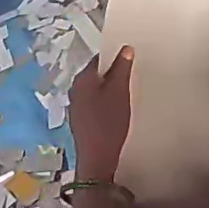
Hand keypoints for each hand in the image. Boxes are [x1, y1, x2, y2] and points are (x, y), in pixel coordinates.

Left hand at [70, 47, 133, 181]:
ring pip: (96, 89)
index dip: (115, 56)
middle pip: (97, 74)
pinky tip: (118, 108)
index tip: (131, 58)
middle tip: (133, 74)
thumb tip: (125, 48)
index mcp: (82, 79)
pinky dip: (106, 101)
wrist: (97, 158)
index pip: (99, 58)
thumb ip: (122, 68)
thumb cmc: (108, 122)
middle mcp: (75, 89)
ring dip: (110, 88)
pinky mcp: (81, 120)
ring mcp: (76, 106)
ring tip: (128, 91)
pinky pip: (94, 102)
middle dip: (113, 73)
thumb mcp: (119, 91)